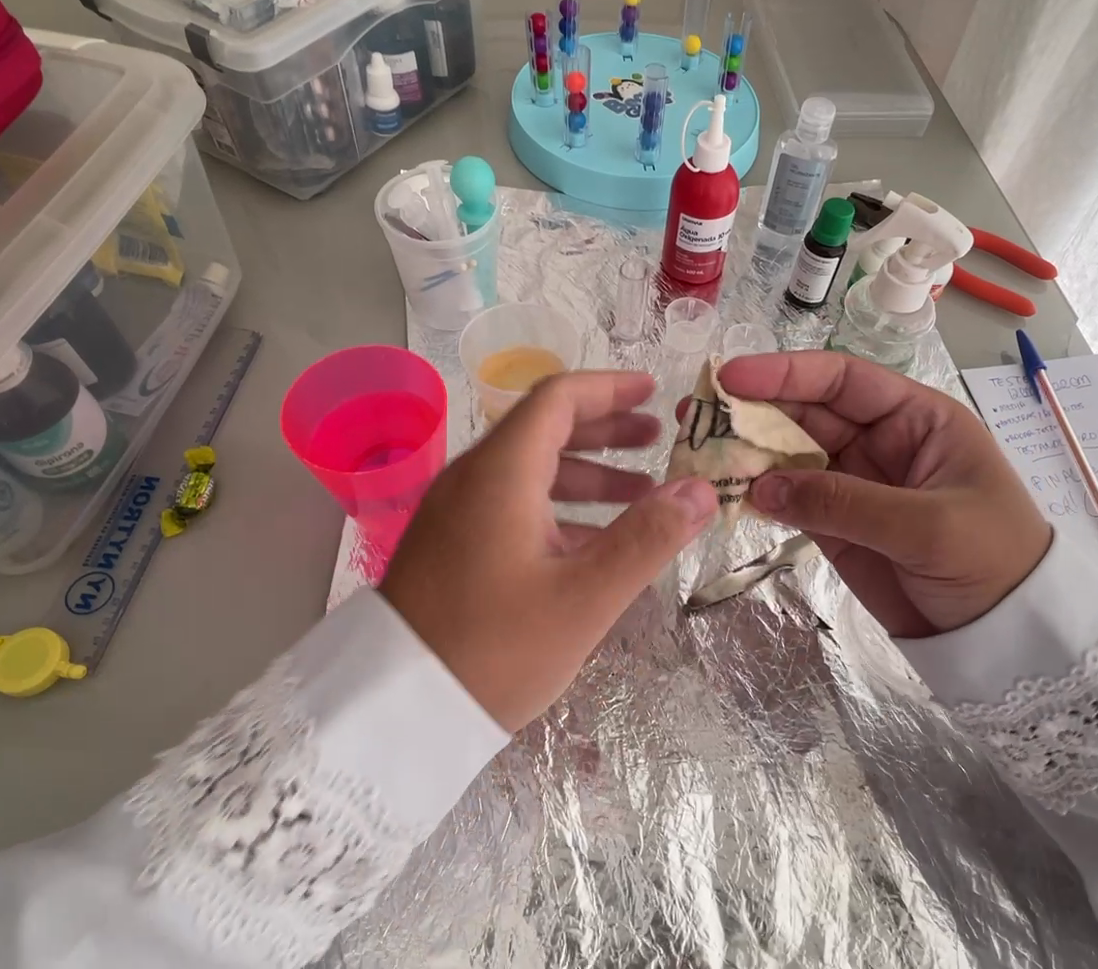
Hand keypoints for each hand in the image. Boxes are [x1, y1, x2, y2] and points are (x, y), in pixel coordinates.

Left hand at [383, 371, 716, 731]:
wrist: (397, 708)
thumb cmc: (495, 648)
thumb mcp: (584, 597)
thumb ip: (647, 539)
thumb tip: (700, 491)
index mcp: (501, 473)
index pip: (557, 399)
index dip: (609, 389)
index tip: (653, 393)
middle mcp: (473, 479)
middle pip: (544, 430)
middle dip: (605, 430)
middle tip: (657, 441)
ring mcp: (457, 513)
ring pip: (530, 471)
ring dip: (588, 474)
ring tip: (642, 494)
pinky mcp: (452, 546)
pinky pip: (513, 505)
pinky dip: (560, 508)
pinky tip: (595, 541)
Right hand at [716, 352, 1051, 638]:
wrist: (1007, 638)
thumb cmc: (992, 562)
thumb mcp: (928, 525)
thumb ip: (844, 502)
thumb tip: (761, 487)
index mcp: (916, 419)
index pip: (843, 380)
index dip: (786, 373)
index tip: (731, 377)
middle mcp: (880, 443)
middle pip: (805, 414)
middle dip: (752, 412)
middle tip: (694, 416)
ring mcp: (854, 485)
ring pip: (788, 457)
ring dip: (745, 454)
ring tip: (694, 453)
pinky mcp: (836, 526)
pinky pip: (787, 501)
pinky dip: (754, 497)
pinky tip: (720, 493)